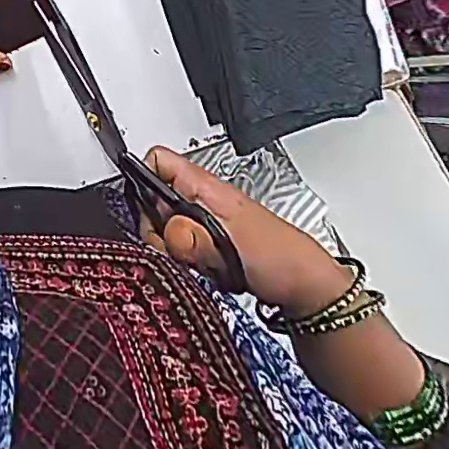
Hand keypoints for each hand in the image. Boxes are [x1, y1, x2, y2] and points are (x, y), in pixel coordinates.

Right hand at [139, 146, 353, 315]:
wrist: (306, 287)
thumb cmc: (281, 257)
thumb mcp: (230, 246)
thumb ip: (192, 238)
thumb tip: (166, 232)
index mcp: (204, 186)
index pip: (157, 161)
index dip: (142, 182)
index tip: (148, 216)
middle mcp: (201, 199)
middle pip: (153, 202)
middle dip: (158, 231)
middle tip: (178, 250)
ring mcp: (204, 221)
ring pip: (165, 230)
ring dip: (174, 252)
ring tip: (201, 262)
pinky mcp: (208, 244)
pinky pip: (179, 249)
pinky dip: (186, 263)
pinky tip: (207, 270)